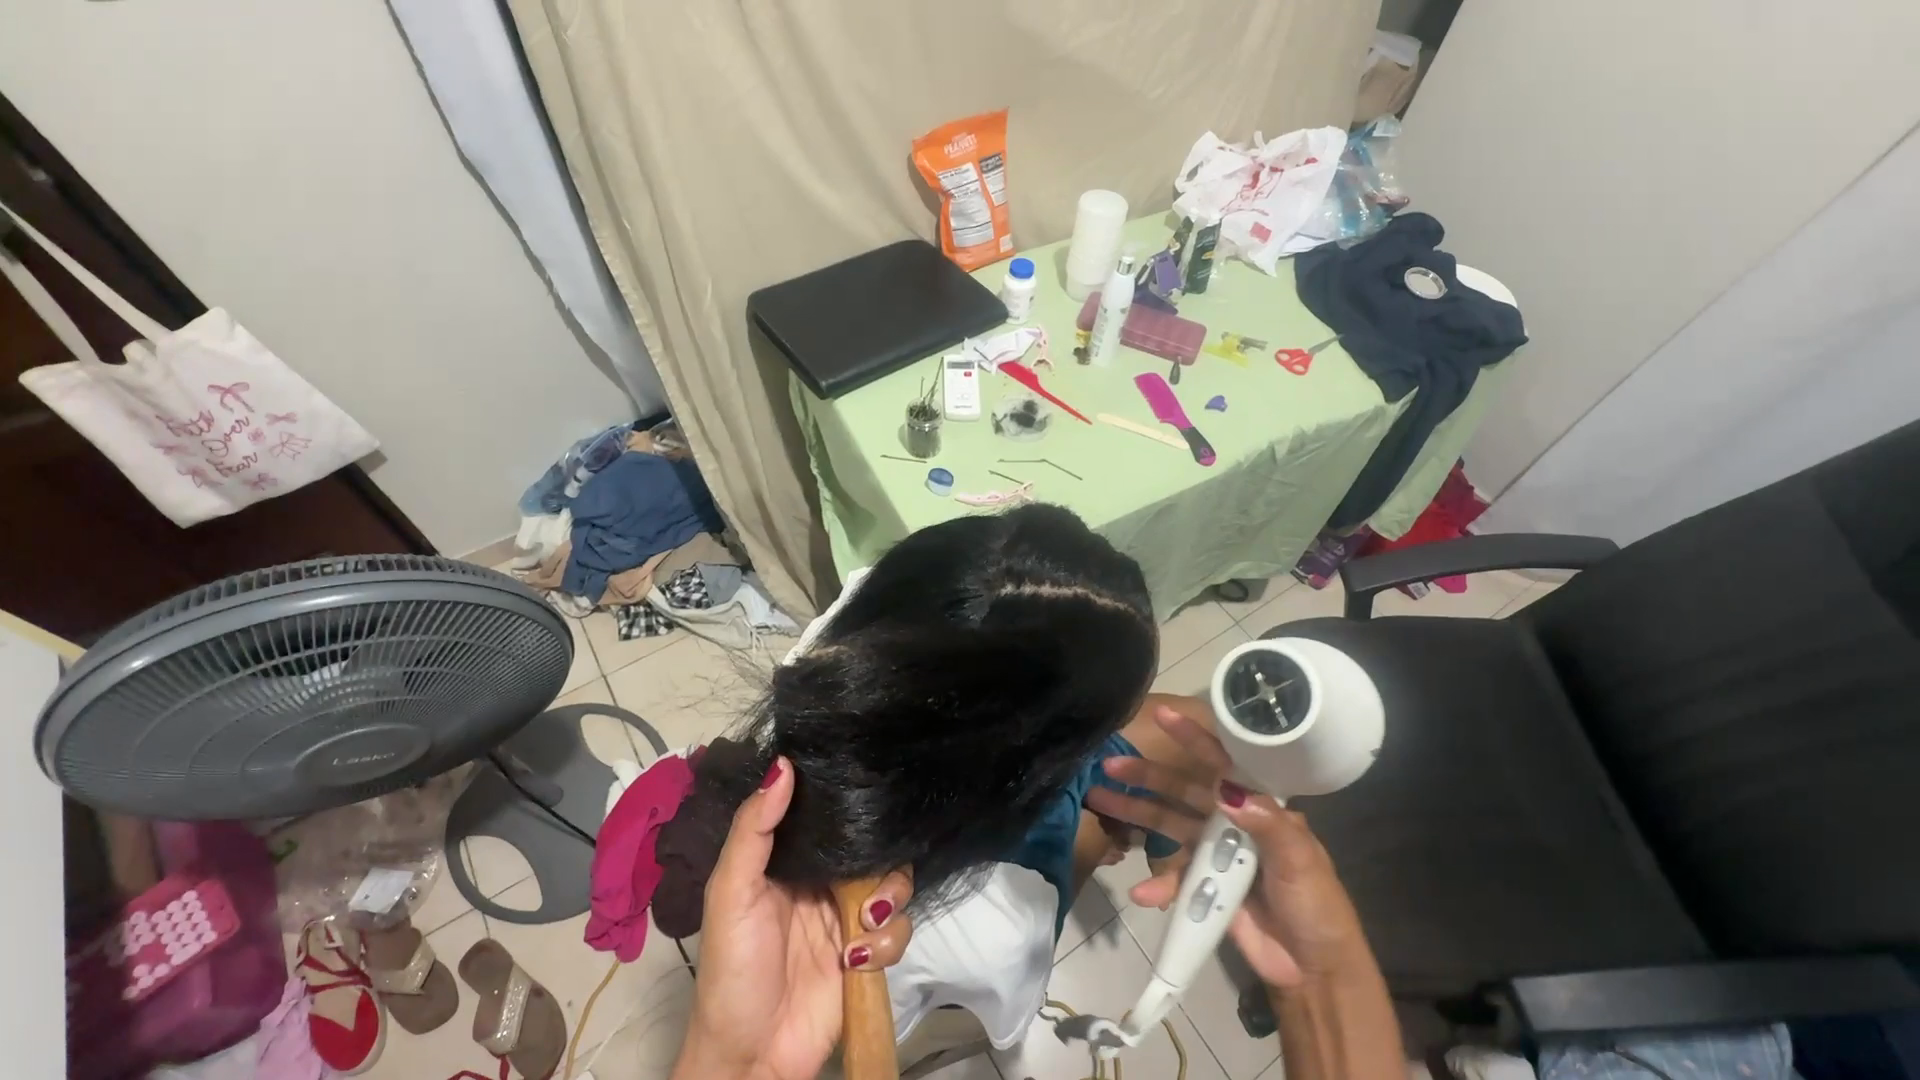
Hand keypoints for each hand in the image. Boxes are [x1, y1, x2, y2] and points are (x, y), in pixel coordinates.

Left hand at [672, 758, 914, 1079]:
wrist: (751, 1055)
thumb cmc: (732, 968)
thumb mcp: (731, 892)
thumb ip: (755, 829)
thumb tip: (784, 764)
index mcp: (790, 860)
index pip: (832, 816)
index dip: (851, 804)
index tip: (870, 793)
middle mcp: (824, 883)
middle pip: (875, 850)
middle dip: (882, 865)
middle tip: (865, 889)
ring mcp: (848, 919)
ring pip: (894, 888)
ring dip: (887, 906)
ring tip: (858, 930)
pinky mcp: (868, 955)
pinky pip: (898, 931)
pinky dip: (885, 943)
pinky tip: (855, 962)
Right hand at [1084, 706, 1369, 987]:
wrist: (1311, 967)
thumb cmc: (1316, 905)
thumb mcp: (1302, 860)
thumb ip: (1267, 824)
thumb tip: (1226, 790)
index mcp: (1258, 807)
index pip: (1222, 764)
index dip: (1192, 738)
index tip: (1162, 715)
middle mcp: (1231, 822)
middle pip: (1182, 791)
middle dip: (1146, 775)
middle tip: (1110, 764)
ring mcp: (1213, 853)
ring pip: (1167, 825)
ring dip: (1134, 813)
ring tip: (1098, 802)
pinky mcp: (1202, 886)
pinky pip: (1172, 878)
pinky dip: (1157, 885)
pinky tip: (1142, 893)